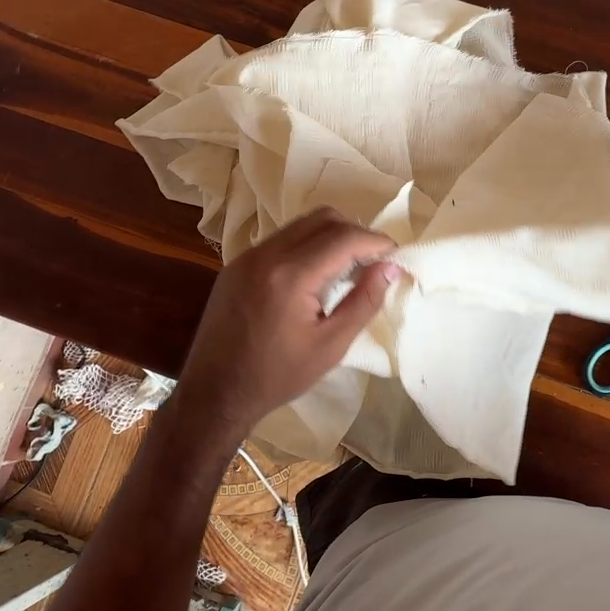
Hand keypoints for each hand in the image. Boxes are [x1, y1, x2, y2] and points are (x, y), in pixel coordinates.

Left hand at [175, 208, 399, 435]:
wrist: (215, 392)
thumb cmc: (277, 376)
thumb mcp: (331, 346)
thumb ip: (363, 301)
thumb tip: (390, 268)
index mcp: (290, 276)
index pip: (343, 237)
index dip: (375, 241)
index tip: (394, 255)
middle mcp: (266, 255)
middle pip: (322, 218)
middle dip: (354, 232)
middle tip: (373, 259)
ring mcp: (246, 257)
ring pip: (299, 225)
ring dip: (329, 236)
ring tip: (347, 266)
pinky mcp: (236, 265)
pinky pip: (279, 240)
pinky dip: (305, 246)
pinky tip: (314, 276)